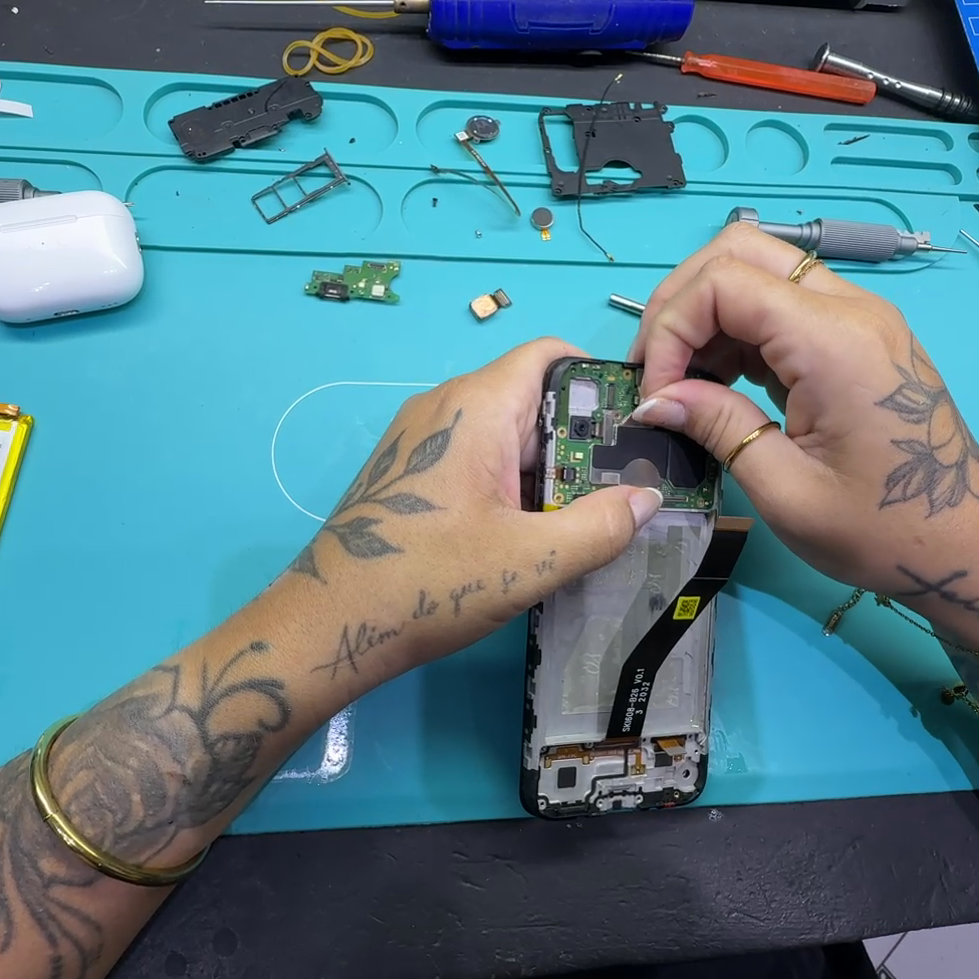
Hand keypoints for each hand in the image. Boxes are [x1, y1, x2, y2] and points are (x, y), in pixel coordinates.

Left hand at [278, 338, 663, 674]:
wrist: (329, 624)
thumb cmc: (431, 582)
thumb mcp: (531, 560)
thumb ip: (601, 526)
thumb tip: (648, 497)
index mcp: (477, 407)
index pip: (549, 355)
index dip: (598, 379)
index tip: (633, 426)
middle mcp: (445, 406)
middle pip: (530, 397)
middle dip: (578, 438)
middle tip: (619, 486)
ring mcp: (420, 436)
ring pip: (502, 431)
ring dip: (544, 468)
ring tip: (582, 515)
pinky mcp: (407, 467)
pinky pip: (473, 455)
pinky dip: (508, 480)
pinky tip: (527, 529)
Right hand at [627, 224, 978, 593]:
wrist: (966, 547)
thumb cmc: (881, 531)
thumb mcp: (785, 490)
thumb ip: (717, 427)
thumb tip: (651, 400)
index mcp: (834, 342)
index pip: (725, 283)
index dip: (670, 329)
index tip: (654, 393)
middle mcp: (849, 309)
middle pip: (739, 251)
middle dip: (679, 302)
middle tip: (654, 370)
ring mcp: (854, 318)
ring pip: (756, 269)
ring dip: (702, 314)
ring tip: (677, 380)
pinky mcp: (851, 337)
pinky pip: (776, 304)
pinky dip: (731, 330)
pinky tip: (713, 381)